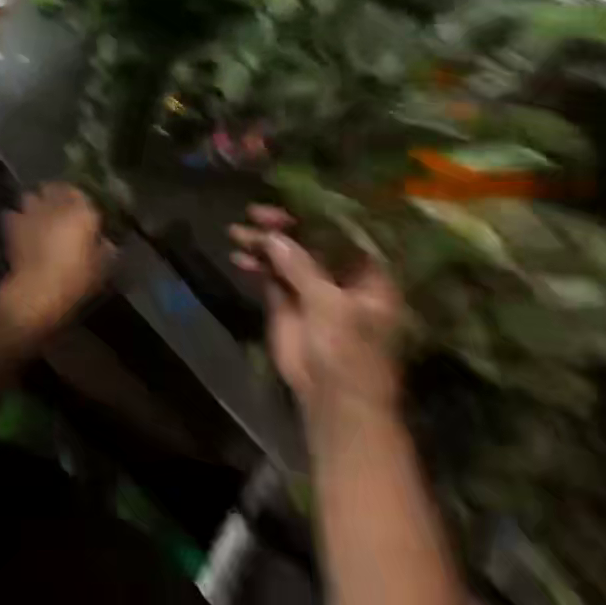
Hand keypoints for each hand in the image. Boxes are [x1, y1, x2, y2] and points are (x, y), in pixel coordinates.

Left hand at [0, 183, 116, 336]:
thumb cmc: (75, 279)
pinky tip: (19, 227)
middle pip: (53, 188)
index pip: (79, 192)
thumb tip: (104, 241)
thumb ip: (105, 249)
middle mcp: (55, 205)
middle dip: (53, 194)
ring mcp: (31, 211)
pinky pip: (13, 213)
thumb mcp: (102, 267)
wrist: (38, 288)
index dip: (76, 197)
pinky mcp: (12, 222)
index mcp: (81, 212)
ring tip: (36, 214)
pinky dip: (16, 218)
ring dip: (33, 203)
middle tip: (56, 207)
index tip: (77, 206)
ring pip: (30, 195)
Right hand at [230, 206, 402, 421]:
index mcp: (368, 276)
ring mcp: (312, 289)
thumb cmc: (350, 352)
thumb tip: (272, 236)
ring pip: (286, 255)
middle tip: (254, 214)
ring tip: (237, 233)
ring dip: (263, 243)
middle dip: (283, 226)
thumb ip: (302, 267)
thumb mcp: (331, 306)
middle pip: (310, 240)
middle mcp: (341, 277)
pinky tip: (238, 258)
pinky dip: (254, 264)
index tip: (286, 205)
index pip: (343, 233)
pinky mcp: (287, 303)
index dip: (316, 215)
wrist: (334, 399)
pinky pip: (269, 274)